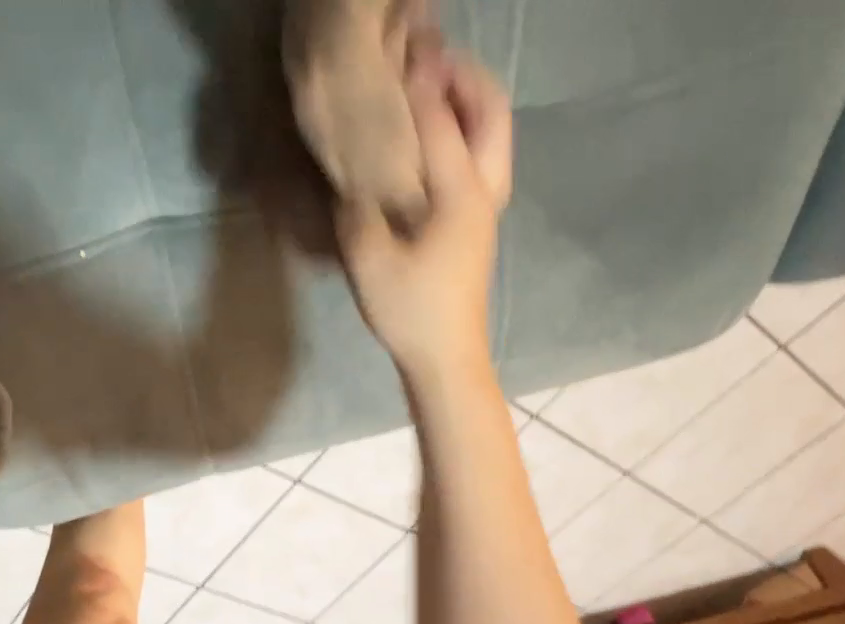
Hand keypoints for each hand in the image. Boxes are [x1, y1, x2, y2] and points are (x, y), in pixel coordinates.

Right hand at [338, 49, 511, 372]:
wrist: (446, 356)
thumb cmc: (409, 310)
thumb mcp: (369, 260)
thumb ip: (358, 208)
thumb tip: (350, 171)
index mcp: (458, 192)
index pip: (437, 120)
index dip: (416, 81)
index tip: (400, 45)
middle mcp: (482, 188)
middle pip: (490, 112)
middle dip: (464, 75)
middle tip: (430, 57)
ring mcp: (486, 206)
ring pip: (494, 133)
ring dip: (470, 100)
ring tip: (434, 87)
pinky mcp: (479, 222)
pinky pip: (484, 155)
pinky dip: (466, 129)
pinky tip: (435, 137)